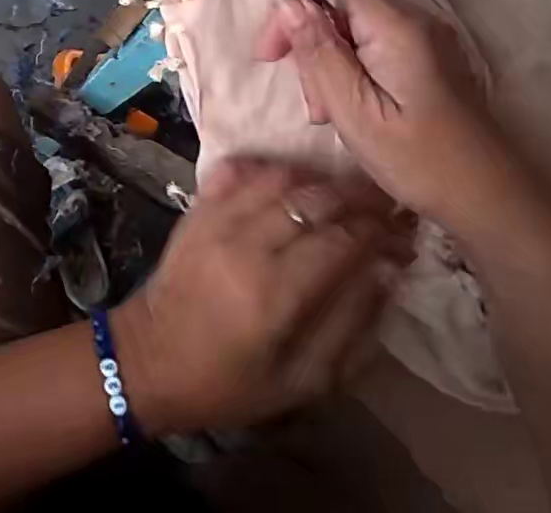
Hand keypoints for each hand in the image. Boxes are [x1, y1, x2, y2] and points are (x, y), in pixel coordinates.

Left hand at [110, 160, 414, 433]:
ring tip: (340, 192)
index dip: (378, 231)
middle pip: (313, 198)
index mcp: (274, 292)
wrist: (151, 358)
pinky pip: (236, 170)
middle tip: (381, 203)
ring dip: (316, 178)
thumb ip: (351, 327)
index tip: (399, 232)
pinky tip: (287, 179)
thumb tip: (387, 274)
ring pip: (278, 176)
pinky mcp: (196, 208)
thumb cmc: (230, 381)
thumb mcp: (303, 381)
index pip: (341, 240)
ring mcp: (215, 218)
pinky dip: (267, 168)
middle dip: (356, 197)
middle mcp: (245, 243)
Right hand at [254, 0, 525, 233]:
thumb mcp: (354, 109)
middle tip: (312, 99)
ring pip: (352, 23)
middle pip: (340, 1)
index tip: (273, 54)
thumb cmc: (418, 159)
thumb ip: (319, 52)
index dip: (293, 5)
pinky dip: (349, 66)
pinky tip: (350, 105)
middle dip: (310, 41)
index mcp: (397, 25)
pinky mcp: (427, 55)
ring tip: (330, 111)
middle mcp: (415, 17)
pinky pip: (371, 41)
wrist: (489, 198)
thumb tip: (289, 2)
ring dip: (327, 59)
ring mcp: (425, 35)